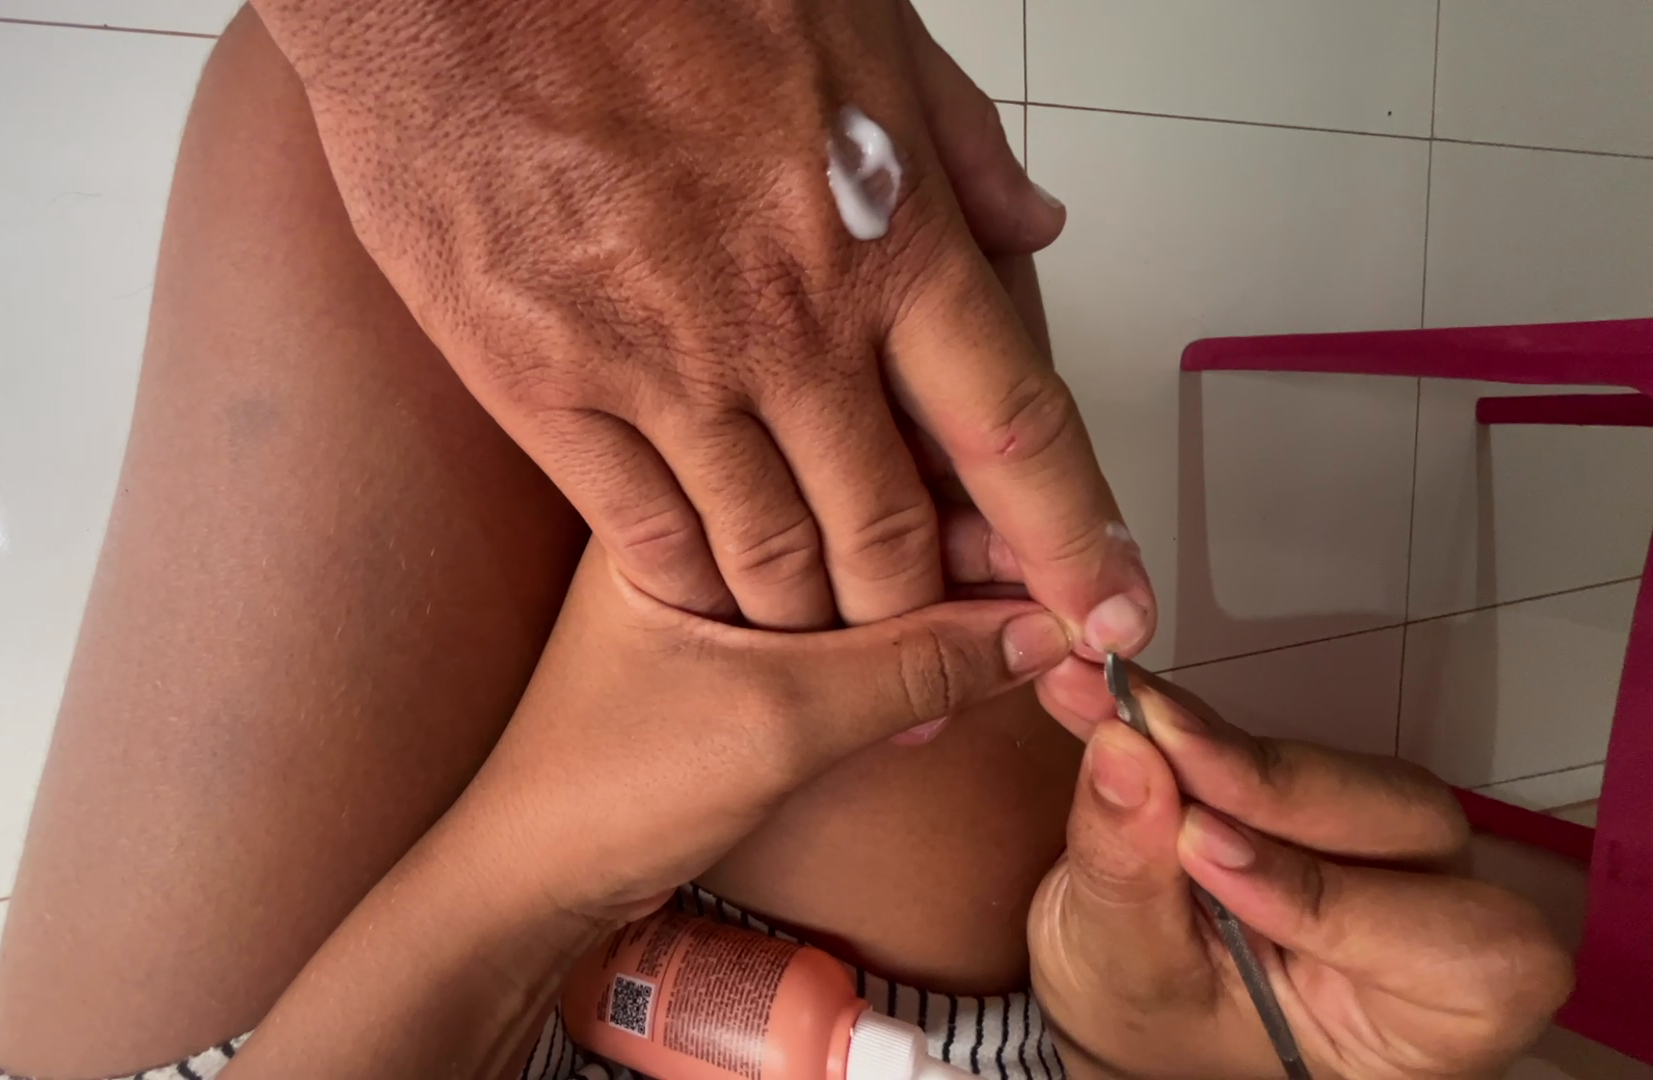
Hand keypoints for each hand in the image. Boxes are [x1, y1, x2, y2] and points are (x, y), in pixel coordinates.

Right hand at [252, 0, 1152, 655]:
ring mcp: (661, 372)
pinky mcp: (551, 396)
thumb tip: (1028, 236)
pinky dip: (699, 586)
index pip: (1012, 425)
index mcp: (875, 234)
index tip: (1107, 608)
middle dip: (919, 606)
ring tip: (821, 634)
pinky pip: (651, 536)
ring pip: (769, 555)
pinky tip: (714, 603)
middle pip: (886, 527)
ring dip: (808, 616)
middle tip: (933, 638)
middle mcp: (782, 328)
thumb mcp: (848, 27)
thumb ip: (952, 148)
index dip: (1072, 537)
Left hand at [450, 542, 1072, 922]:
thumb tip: (1028, 630)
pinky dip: (892, 639)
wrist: (544, 870)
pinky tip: (951, 652)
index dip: (944, 500)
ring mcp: (718, 585)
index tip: (1036, 534)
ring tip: (1014, 617)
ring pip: (850, 569)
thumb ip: (906, 669)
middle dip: (952, 546)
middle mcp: (699, 529)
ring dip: (930, 598)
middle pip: (851, 511)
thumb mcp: (777, 718)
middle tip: (1043, 577)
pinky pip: (831, 621)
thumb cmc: (613, 783)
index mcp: (683, 509)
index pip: (834, 468)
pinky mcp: (733, 641)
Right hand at [1027, 679, 1571, 1078]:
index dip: (1336, 893)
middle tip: (1151, 739)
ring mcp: (1352, 847)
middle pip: (1408, 826)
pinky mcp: (1282, 791)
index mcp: (1412, 1021)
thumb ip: (1126, 862)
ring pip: (1333, 765)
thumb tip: (1121, 747)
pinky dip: (1175, 712)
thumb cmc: (1127, 1007)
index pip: (1460, 955)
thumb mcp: (1116, 956)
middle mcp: (1412, 922)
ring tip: (1120, 711)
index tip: (1199, 846)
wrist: (1098, 978)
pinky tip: (1114, 695)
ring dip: (1218, 739)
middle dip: (1268, 783)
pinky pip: (1251, 737)